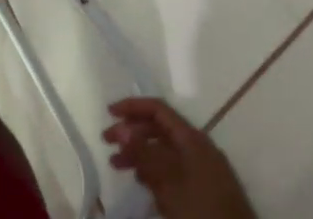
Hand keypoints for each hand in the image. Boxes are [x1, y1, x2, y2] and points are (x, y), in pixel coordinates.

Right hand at [104, 98, 254, 218]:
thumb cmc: (199, 206)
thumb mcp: (167, 179)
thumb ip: (143, 152)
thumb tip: (122, 127)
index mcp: (191, 138)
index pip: (158, 110)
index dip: (132, 106)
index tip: (109, 113)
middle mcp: (198, 147)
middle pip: (159, 129)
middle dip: (131, 133)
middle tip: (107, 143)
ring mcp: (203, 167)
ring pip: (165, 151)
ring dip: (140, 154)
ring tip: (118, 166)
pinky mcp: (205, 187)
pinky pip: (174, 168)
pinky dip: (155, 170)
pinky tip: (143, 182)